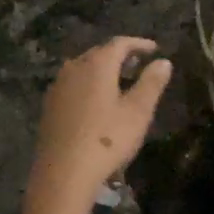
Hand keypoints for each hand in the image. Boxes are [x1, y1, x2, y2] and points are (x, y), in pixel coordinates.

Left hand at [28, 37, 173, 205]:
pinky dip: (89, 82)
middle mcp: (74, 66)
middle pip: (99, 52)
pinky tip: (96, 99)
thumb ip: (151, 84)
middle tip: (139, 63)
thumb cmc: (107, 139)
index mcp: (96, 64)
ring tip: (120, 80)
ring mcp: (58, 83)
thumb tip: (163, 61)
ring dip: (103, 69)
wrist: (64, 169)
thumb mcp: (137, 112)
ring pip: (84, 66)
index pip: (119, 43)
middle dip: (120, 55)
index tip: (154, 48)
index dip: (138, 43)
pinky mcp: (50, 102)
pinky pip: (73, 82)